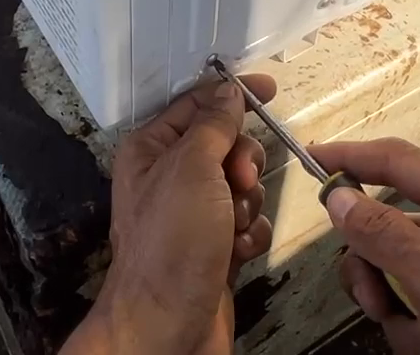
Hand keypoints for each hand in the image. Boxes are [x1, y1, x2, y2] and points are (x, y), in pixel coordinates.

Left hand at [63, 74, 277, 354]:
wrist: (167, 332)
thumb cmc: (172, 241)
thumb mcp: (192, 168)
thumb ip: (214, 125)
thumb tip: (229, 92)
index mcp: (151, 148)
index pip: (197, 104)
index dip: (232, 94)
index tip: (268, 89)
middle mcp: (169, 174)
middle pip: (225, 143)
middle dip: (241, 161)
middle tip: (237, 181)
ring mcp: (193, 213)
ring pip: (242, 184)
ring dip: (246, 202)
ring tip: (230, 227)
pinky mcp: (215, 246)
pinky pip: (248, 221)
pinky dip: (249, 233)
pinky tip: (237, 252)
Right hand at [310, 138, 419, 354]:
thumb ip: (383, 232)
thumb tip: (337, 194)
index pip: (399, 161)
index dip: (351, 156)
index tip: (308, 160)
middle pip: (393, 221)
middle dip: (374, 259)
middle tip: (371, 296)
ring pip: (400, 269)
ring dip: (392, 301)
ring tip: (412, 335)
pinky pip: (419, 307)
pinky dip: (413, 330)